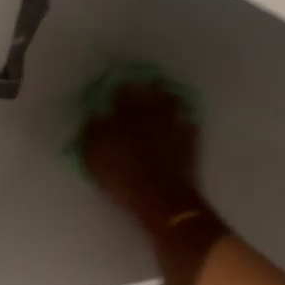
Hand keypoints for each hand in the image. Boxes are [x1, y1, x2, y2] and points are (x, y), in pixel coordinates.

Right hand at [80, 82, 204, 236]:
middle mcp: (151, 114)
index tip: (117, 89)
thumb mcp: (96, 159)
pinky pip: (188, 124)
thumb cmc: (123, 178)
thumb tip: (96, 118)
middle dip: (145, 88)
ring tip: (165, 96)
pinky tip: (184, 121)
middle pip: (150, 93)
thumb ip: (94, 134)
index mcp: (126, 115)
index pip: (122, 93)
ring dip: (167, 98)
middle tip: (143, 85)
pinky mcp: (190, 142)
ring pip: (172, 103)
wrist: (161, 198)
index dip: (119, 90)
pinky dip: (185, 120)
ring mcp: (174, 126)